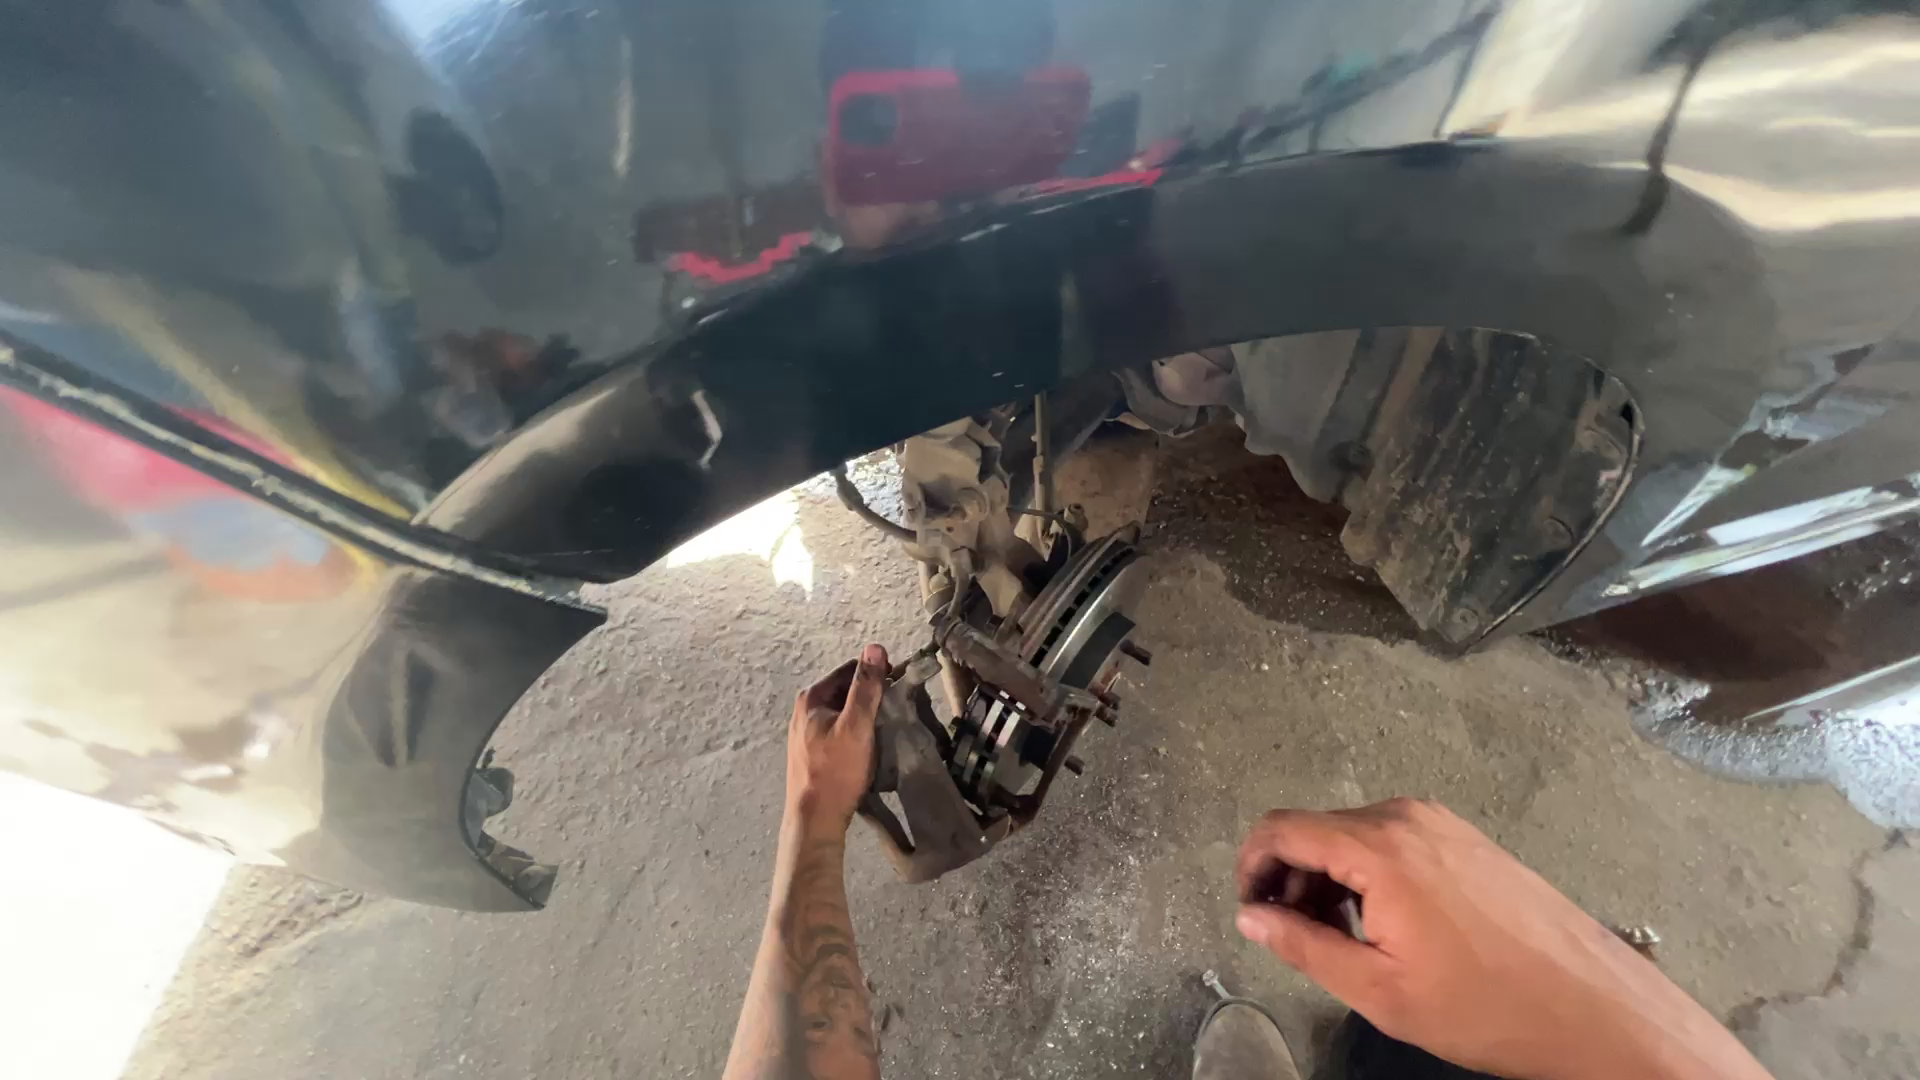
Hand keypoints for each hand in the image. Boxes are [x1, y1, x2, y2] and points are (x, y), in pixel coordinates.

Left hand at [785, 644, 888, 836]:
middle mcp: (805, 710)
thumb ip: (865, 687)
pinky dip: (856, 731)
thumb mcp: (856, 726)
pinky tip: (869, 745)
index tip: (898, 687)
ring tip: (885, 729)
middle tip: (895, 711)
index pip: (850, 669)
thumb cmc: (836, 772)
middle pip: (846, 690)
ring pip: (844, 711)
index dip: (876, 674)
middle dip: (871, 696)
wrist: (815, 821)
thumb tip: (875, 647)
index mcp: (811, 697)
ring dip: (865, 715)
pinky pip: (840, 729)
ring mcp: (807, 732)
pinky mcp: (813, 752)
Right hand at [1234, 798, 1772, 1079]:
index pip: (1280, 829)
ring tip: (1344, 934)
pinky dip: (1366, 870)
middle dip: (1291, 876)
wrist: (1611, 1019)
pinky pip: (1388, 838)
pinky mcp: (1462, 835)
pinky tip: (1387, 921)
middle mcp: (1403, 816)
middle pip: (1313, 829)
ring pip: (1349, 833)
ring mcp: (1438, 821)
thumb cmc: (1491, 1010)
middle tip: (1295, 931)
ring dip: (1329, 876)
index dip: (1251, 864)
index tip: (1250, 904)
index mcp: (1378, 847)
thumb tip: (1249, 916)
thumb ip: (1301, 945)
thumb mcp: (1380, 990)